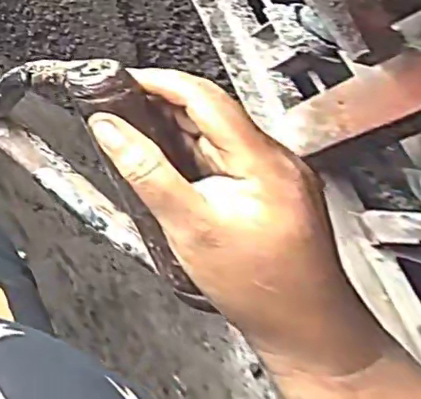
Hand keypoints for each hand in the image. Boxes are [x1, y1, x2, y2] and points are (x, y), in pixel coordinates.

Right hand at [86, 70, 400, 383]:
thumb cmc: (264, 294)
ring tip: (137, 135)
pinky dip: (188, 145)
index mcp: (263, 161)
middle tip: (120, 106)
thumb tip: (108, 127)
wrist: (313, 341)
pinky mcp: (269, 184)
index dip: (158, 80)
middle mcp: (275, 158)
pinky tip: (169, 163)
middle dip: (159, 99)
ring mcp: (275, 171)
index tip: (123, 81)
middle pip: (207, 105)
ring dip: (172, 123)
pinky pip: (219, 148)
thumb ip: (144, 169)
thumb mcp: (188, 226)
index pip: (203, 95)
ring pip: (211, 126)